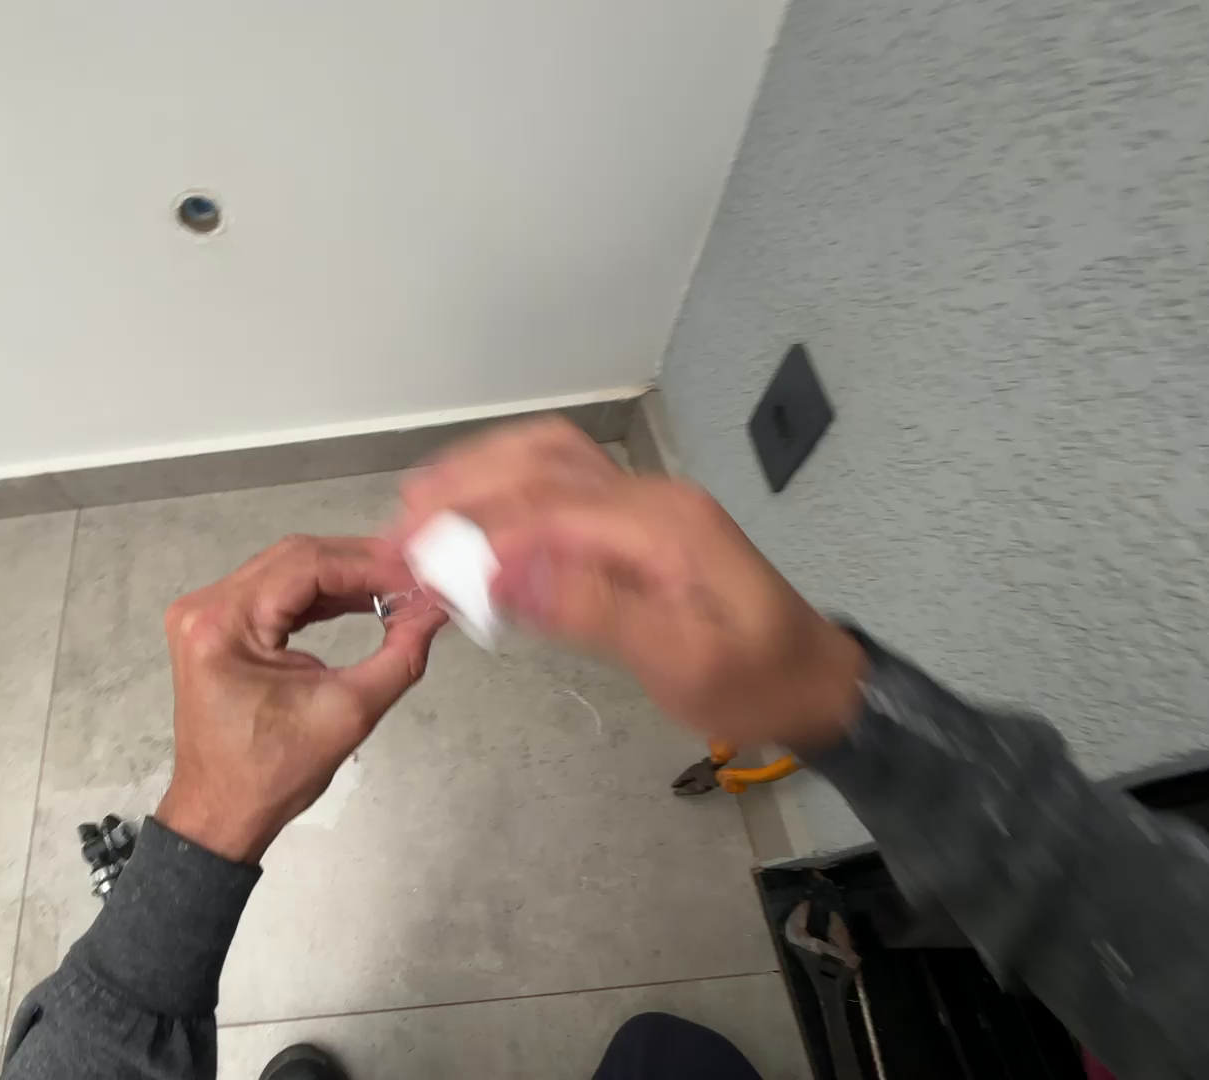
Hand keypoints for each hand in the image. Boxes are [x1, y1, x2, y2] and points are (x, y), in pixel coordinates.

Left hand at [156, 535, 448, 863]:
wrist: (221, 814)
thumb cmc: (275, 774)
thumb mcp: (349, 713)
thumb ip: (400, 656)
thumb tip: (435, 610)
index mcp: (224, 624)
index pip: (306, 566)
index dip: (368, 565)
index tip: (416, 574)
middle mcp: (206, 606)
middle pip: (296, 558)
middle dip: (360, 565)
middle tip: (412, 576)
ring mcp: (206, 612)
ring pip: (288, 569)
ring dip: (344, 576)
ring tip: (395, 588)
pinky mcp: (218, 623)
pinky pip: (276, 592)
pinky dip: (321, 594)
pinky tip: (360, 599)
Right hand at [395, 418, 863, 750]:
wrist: (810, 677)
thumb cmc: (752, 682)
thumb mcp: (681, 662)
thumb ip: (591, 610)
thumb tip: (498, 579)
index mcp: (661, 524)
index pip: (547, 510)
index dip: (474, 535)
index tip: (417, 567)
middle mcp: (646, 492)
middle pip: (539, 463)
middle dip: (460, 490)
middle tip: (399, 528)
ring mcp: (639, 497)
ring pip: (545, 455)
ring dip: (476, 472)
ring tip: (417, 501)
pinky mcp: (629, 514)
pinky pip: (556, 476)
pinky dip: (502, 479)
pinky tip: (471, 498)